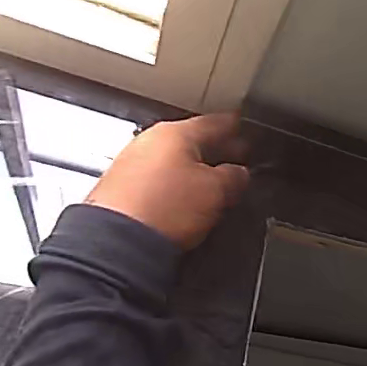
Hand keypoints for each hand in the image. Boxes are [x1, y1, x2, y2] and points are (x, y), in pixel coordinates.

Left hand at [84, 114, 250, 248]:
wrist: (118, 242)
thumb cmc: (162, 210)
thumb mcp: (217, 191)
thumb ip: (234, 176)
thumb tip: (239, 174)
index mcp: (175, 133)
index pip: (217, 123)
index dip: (239, 128)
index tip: (248, 132)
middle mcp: (150, 142)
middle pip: (194, 140)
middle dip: (218, 150)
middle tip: (237, 160)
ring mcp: (132, 163)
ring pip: (174, 160)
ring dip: (196, 170)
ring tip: (215, 186)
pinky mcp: (121, 188)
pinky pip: (158, 179)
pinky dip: (176, 185)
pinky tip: (187, 201)